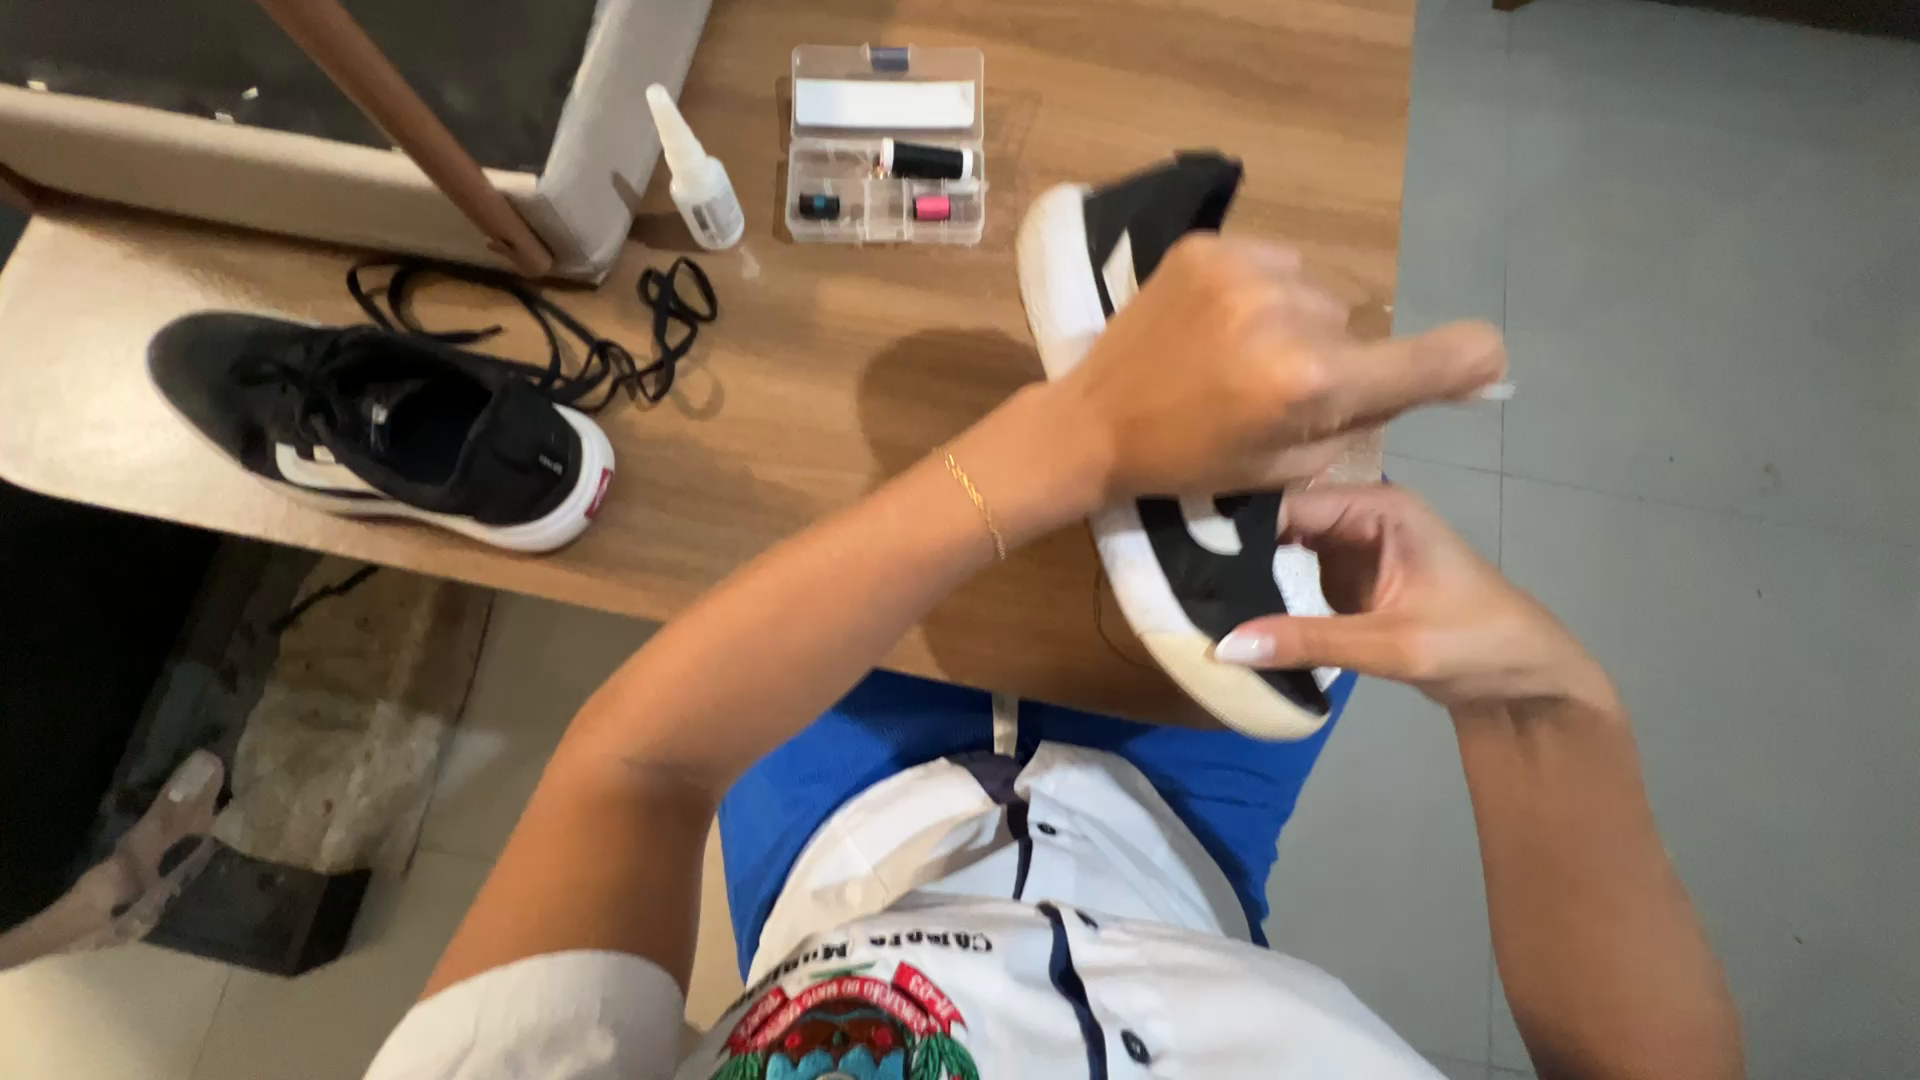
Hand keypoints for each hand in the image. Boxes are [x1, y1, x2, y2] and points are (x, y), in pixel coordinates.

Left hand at [1057, 233, 1506, 499]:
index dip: (1466, 363)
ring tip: (1233, 356)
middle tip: (1269, 389)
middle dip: (1332, 359)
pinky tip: (1216, 325)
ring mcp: (1245, 270)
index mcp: (1311, 381)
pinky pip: (1274, 265)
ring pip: (1316, 294)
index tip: (1472, 368)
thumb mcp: (1285, 465)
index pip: (1438, 356)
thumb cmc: (1187, 462)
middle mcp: (1291, 313)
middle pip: (1356, 328)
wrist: (1093, 423)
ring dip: (1296, 323)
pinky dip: (1261, 294)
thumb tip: (1437, 377)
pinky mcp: (1209, 247)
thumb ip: (1362, 420)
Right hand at [1211, 485, 1617, 711]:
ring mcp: (1344, 547)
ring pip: (1274, 549)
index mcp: (1376, 506)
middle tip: (1172, 574)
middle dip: (1228, 547)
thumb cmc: (1477, 645)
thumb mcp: (1394, 644)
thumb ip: (1310, 641)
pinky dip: (1257, 591)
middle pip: (1274, 521)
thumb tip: (1223, 646)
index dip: (1233, 524)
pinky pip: (1285, 576)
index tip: (1177, 550)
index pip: (1286, 502)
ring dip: (1239, 571)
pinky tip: (1217, 605)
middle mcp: (1354, 515)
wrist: (1523, 683)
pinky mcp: (1337, 577)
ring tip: (1183, 589)